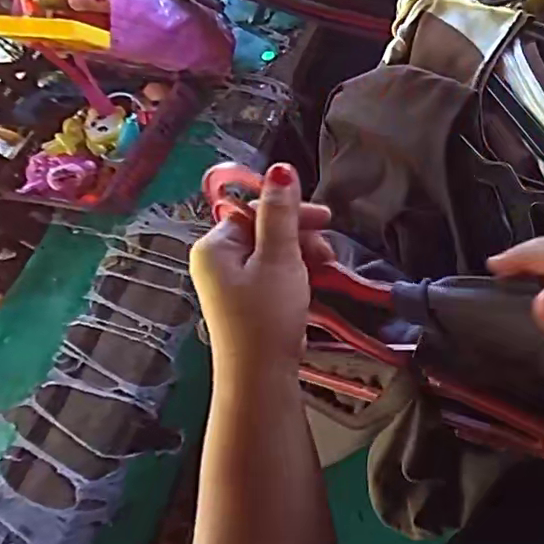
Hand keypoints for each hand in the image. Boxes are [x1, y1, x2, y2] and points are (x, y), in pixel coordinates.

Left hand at [190, 163, 332, 379]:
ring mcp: (230, 282)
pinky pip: (272, 272)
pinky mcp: (246, 300)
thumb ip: (281, 212)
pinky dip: (295, 272)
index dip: (292, 211)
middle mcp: (217, 260)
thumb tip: (280, 167)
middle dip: (300, 235)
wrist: (260, 376)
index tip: (326, 219)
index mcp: (216, 245)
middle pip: (265, 229)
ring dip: (302, 254)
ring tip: (325, 269)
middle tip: (327, 252)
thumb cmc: (267, 314)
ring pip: (273, 251)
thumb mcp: (279, 258)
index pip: (256, 210)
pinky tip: (314, 281)